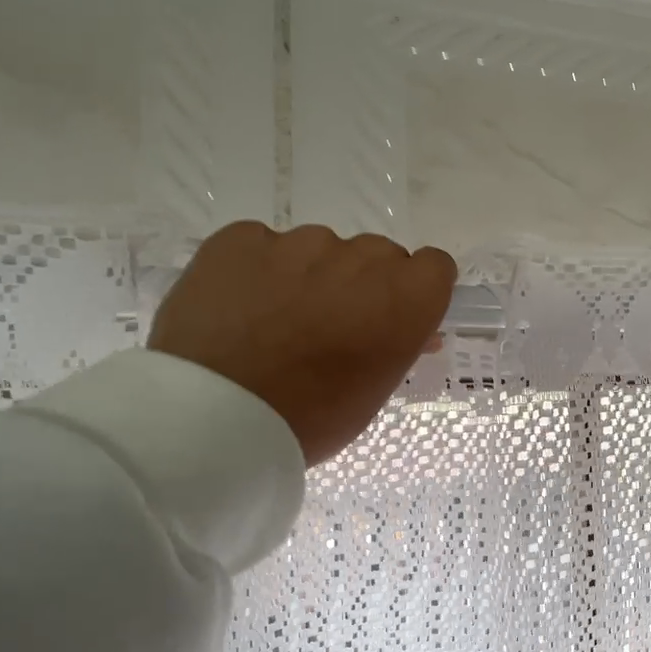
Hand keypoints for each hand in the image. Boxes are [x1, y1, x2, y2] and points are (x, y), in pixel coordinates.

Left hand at [148, 222, 456, 465]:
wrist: (214, 412)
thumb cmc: (316, 412)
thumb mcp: (380, 385)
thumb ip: (401, 343)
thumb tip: (408, 329)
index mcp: (410, 295)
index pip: (435, 265)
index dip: (416, 288)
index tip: (395, 314)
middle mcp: (365, 257)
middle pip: (378, 254)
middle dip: (364, 281)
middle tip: (334, 323)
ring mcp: (301, 243)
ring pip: (320, 248)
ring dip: (312, 273)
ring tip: (278, 317)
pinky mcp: (240, 239)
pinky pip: (262, 243)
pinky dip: (259, 267)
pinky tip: (242, 303)